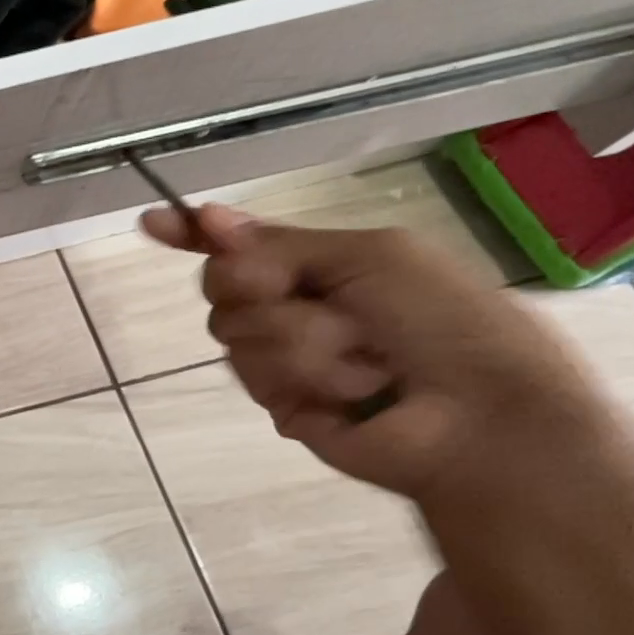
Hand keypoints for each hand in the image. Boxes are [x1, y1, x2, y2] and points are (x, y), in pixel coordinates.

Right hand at [141, 205, 623, 505]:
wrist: (482, 418)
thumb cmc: (444, 321)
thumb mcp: (369, 257)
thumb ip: (279, 242)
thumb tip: (206, 217)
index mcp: (322, 263)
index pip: (240, 244)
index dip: (194, 234)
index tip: (152, 223)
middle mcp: (296, 305)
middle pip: (221, 285)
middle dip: (258, 289)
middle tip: (299, 296)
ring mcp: (287, 354)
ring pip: (233, 329)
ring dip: (296, 339)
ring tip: (359, 358)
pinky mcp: (283, 401)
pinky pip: (253, 373)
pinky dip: (301, 376)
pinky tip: (346, 390)